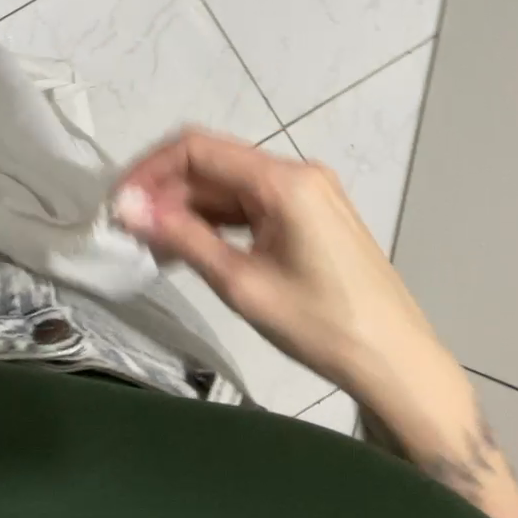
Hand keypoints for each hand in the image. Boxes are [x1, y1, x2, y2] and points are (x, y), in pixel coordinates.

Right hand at [112, 128, 453, 404]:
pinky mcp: (308, 214)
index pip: (196, 149)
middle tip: (128, 228)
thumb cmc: (321, 326)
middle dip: (163, 190)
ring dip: (184, 207)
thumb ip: (180, 237)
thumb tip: (125, 208)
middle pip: (210, 163)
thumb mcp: (241, 282)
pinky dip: (212, 219)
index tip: (118, 203)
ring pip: (225, 184)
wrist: (400, 368)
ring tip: (151, 242)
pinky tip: (187, 246)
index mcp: (284, 181)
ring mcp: (306, 193)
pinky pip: (246, 203)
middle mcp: (296, 173)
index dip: (149, 169)